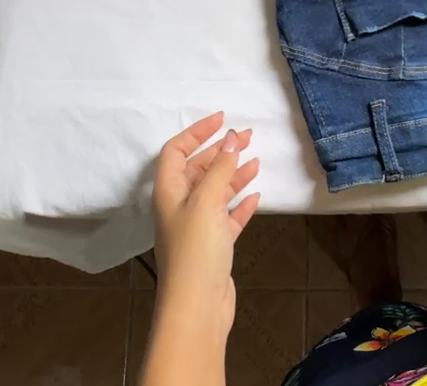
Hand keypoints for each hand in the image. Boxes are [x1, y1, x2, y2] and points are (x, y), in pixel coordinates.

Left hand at [151, 112, 261, 334]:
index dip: (196, 132)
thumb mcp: (207, 201)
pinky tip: (256, 196)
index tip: (222, 119)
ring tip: (257, 160)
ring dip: (234, 174)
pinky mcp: (214, 245)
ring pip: (216, 191)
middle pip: (199, 168)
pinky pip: (227, 215)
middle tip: (248, 136)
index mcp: (169, 191)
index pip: (177, 151)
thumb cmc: (195, 250)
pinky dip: (240, 203)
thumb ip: (221, 167)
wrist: (197, 307)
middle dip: (221, 150)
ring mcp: (197, 227)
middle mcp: (180, 206)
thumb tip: (231, 137)